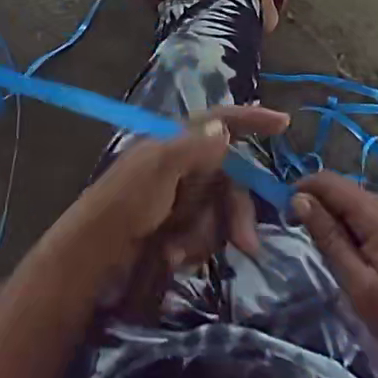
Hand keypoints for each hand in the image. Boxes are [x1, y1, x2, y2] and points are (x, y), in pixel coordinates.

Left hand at [53, 105, 288, 284]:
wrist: (94, 256)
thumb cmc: (124, 204)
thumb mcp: (157, 170)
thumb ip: (192, 149)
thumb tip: (223, 129)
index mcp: (172, 144)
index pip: (217, 122)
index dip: (249, 119)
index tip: (283, 122)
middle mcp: (179, 167)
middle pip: (229, 180)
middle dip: (236, 211)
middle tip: (245, 244)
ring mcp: (177, 199)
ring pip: (219, 212)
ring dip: (205, 235)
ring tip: (177, 252)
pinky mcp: (174, 227)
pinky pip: (204, 234)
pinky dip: (193, 247)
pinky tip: (172, 257)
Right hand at [291, 172, 377, 354]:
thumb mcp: (357, 282)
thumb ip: (328, 236)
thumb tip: (299, 199)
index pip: (329, 181)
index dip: (302, 189)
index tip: (286, 216)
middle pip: (345, 190)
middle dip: (321, 206)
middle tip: (307, 241)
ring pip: (360, 204)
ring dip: (340, 219)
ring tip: (331, 254)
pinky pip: (377, 218)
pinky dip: (359, 229)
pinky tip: (359, 259)